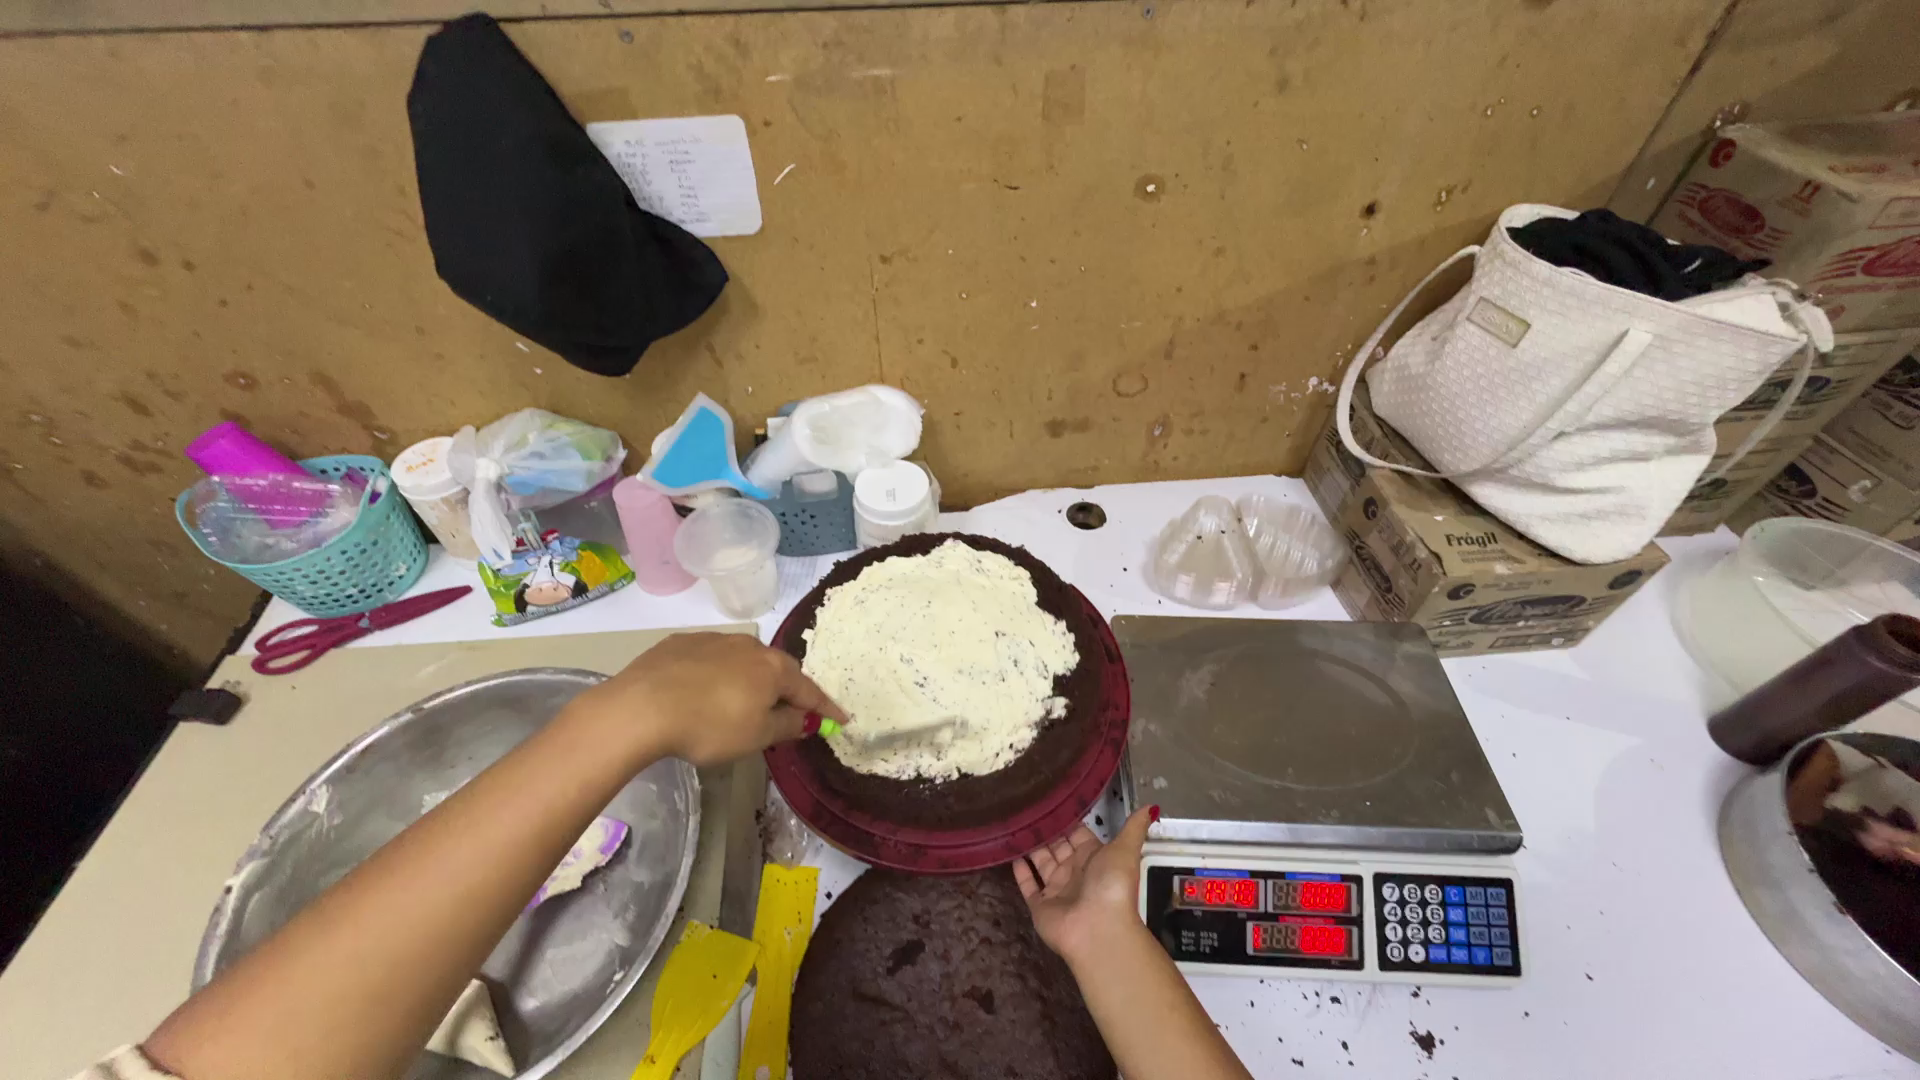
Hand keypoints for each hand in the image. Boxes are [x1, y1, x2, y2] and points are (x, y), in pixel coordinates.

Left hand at [568, 632, 842, 766]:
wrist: (640, 707)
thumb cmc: (709, 726)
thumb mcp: (756, 736)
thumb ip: (787, 725)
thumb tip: (808, 718)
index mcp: (773, 668)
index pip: (808, 690)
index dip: (825, 708)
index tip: (841, 719)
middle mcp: (749, 646)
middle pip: (777, 669)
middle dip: (786, 689)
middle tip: (787, 711)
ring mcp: (713, 640)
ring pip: (743, 660)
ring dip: (749, 679)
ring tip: (739, 703)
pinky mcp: (680, 642)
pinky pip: (711, 658)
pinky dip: (717, 674)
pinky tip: (701, 691)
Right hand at [1014, 806, 1157, 963]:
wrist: (1098, 929)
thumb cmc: (1111, 885)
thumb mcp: (1126, 850)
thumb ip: (1134, 827)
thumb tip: (1152, 807)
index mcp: (1093, 857)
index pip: (1076, 834)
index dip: (1066, 819)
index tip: (1050, 799)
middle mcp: (1074, 871)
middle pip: (1057, 846)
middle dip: (1045, 830)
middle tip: (1026, 808)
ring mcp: (1056, 889)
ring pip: (1041, 862)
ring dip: (1030, 846)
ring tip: (1015, 824)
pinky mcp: (1040, 905)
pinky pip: (1028, 885)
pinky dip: (1020, 871)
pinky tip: (1010, 853)